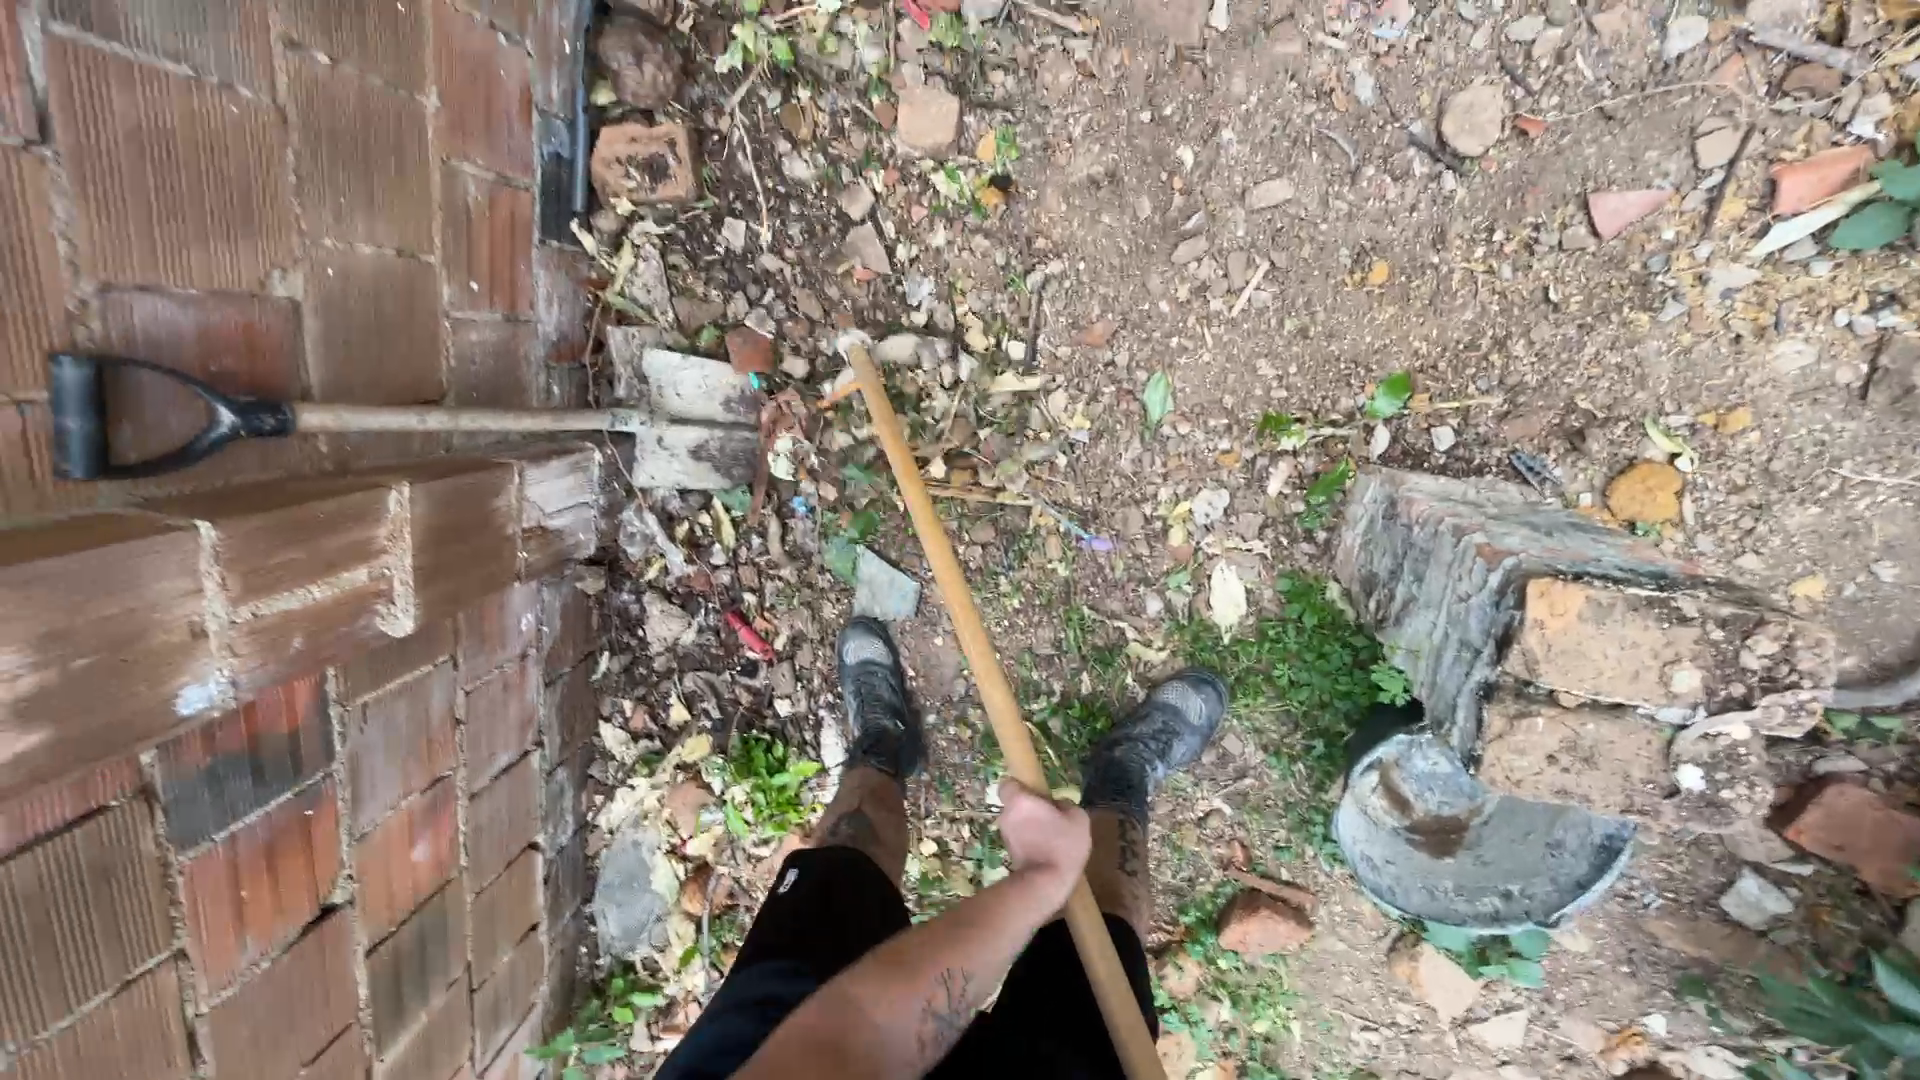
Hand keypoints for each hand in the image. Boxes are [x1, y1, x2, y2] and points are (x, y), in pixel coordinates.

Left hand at [995, 778, 1089, 906]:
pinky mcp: (1008, 852)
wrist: (1047, 883)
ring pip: (1016, 822)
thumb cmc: (1062, 844)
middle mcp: (1006, 815)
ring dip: (1029, 826)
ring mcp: (1005, 835)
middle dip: (1028, 808)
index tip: (1036, 794)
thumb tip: (1059, 804)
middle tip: (1049, 816)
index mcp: (1019, 800)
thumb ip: (1066, 804)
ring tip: (1050, 836)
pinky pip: (1019, 838)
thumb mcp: (1078, 818)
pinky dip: (1029, 841)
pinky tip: (1046, 850)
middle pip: (1014, 804)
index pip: (1007, 784)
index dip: (1020, 787)